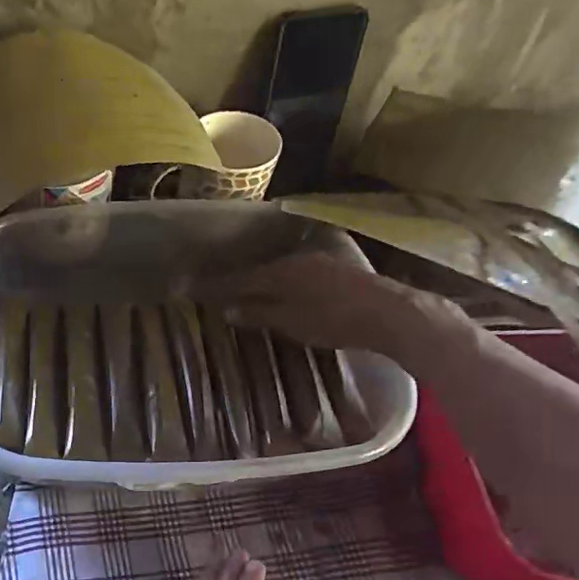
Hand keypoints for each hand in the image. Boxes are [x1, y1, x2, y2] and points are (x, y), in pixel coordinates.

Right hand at [222, 250, 459, 349]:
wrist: (388, 313)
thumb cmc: (333, 320)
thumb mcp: (290, 322)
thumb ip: (259, 313)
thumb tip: (229, 309)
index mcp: (282, 270)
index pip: (240, 279)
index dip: (215, 285)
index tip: (190, 287)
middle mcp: (298, 258)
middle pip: (260, 269)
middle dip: (238, 278)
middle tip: (216, 286)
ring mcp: (322, 260)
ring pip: (281, 267)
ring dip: (262, 277)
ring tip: (246, 286)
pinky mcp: (339, 268)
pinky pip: (299, 270)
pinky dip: (284, 279)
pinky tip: (284, 286)